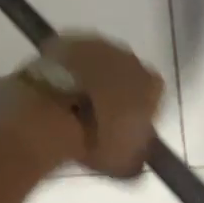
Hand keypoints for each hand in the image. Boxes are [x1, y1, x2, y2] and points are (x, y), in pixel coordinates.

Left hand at [42, 34, 163, 177]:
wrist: (52, 113)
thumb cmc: (94, 141)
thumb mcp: (126, 163)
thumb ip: (137, 154)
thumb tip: (134, 154)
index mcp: (151, 85)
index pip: (151, 95)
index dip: (137, 109)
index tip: (122, 124)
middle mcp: (129, 58)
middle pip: (126, 72)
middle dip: (114, 87)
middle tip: (96, 111)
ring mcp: (96, 44)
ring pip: (99, 59)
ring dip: (91, 74)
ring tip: (73, 97)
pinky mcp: (66, 39)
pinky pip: (72, 53)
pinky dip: (68, 65)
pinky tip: (58, 83)